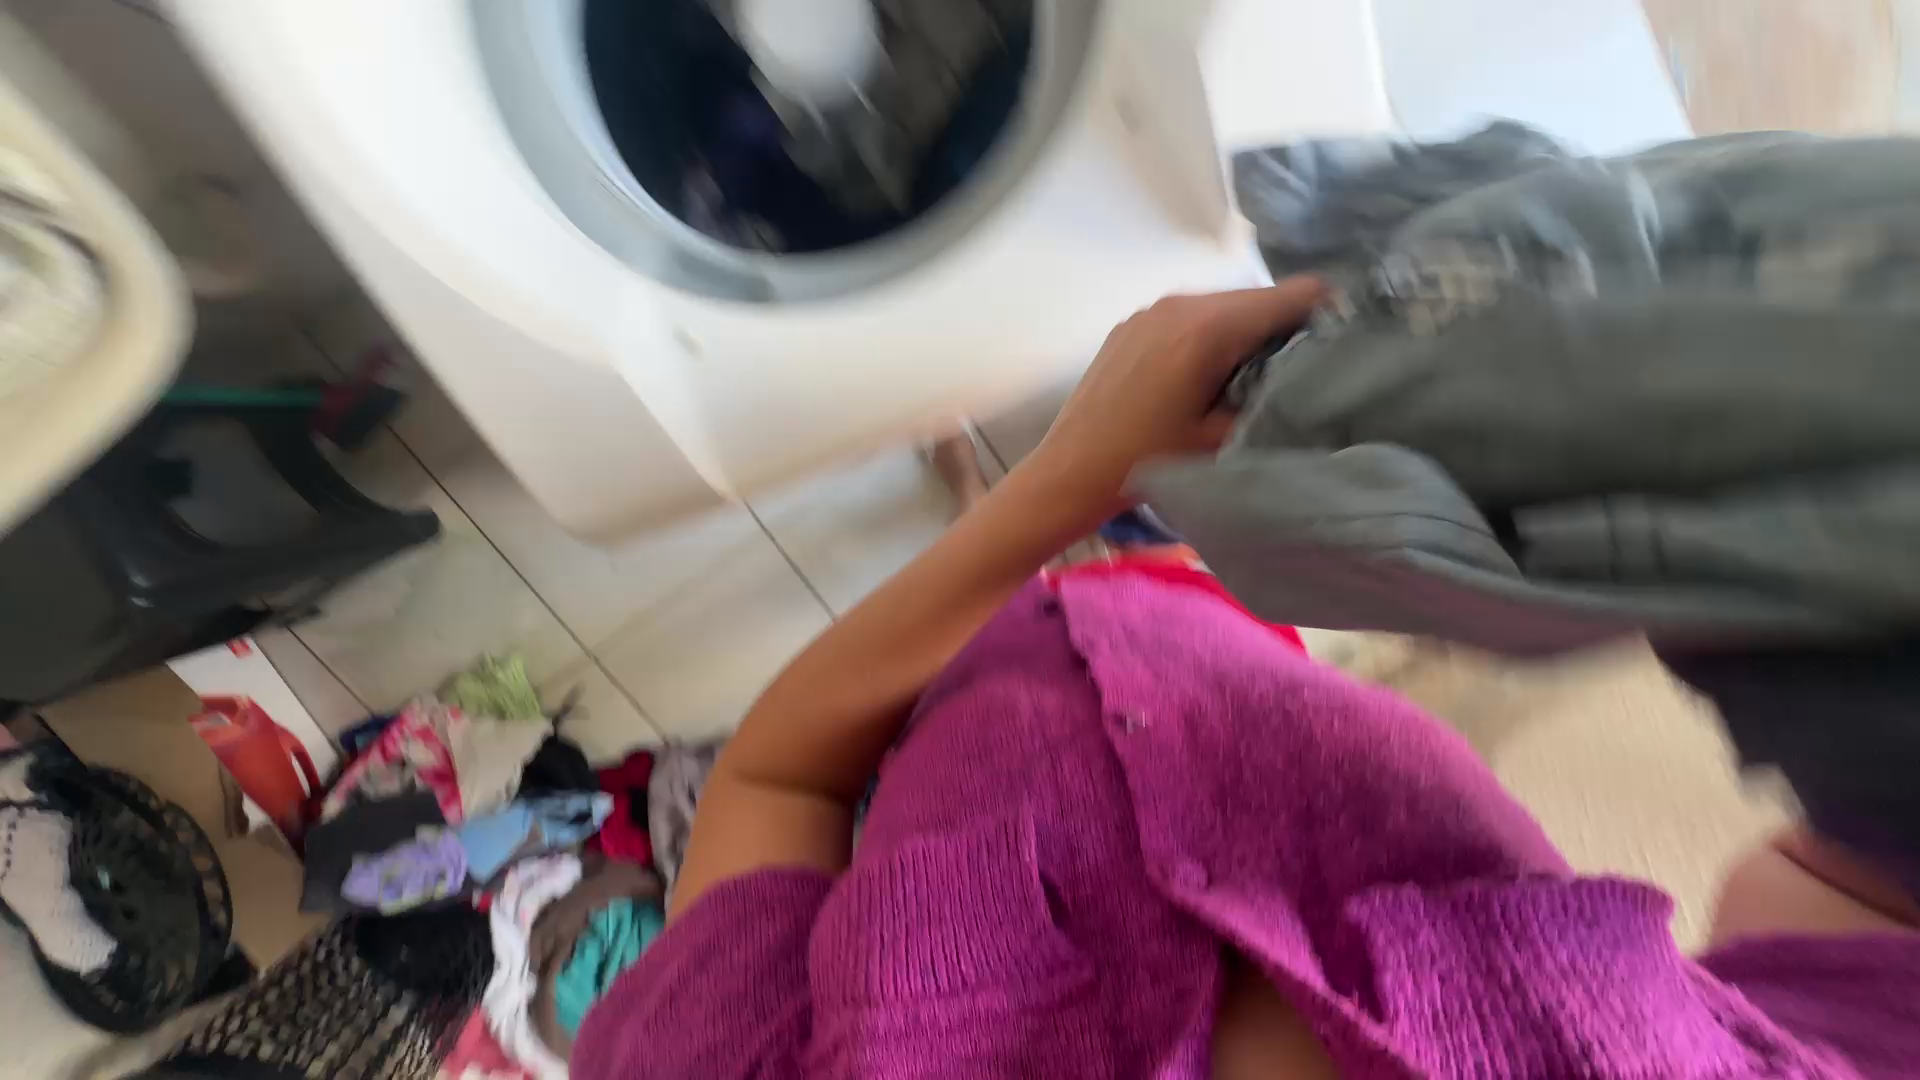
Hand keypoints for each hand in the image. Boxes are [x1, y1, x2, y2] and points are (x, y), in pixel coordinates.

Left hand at [1017, 277, 1324, 525]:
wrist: (1069, 472)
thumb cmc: (1146, 462)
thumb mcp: (1221, 438)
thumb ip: (1272, 398)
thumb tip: (1313, 378)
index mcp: (1208, 327)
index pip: (1297, 294)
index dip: (1330, 314)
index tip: (1345, 345)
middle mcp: (1180, 302)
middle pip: (1258, 297)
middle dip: (1285, 328)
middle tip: (1298, 371)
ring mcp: (1150, 310)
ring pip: (1223, 305)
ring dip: (1244, 332)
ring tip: (1249, 378)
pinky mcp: (1131, 324)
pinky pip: (1187, 317)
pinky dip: (1208, 336)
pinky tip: (1204, 375)